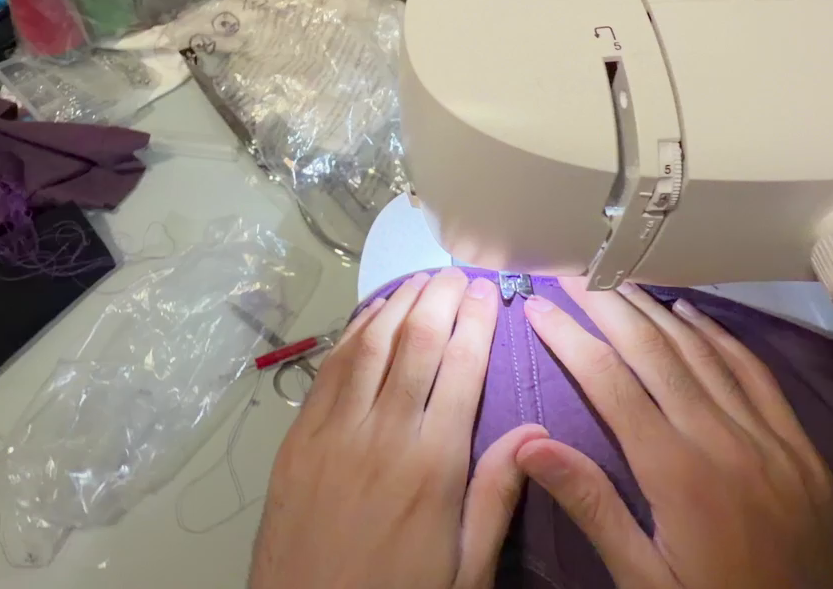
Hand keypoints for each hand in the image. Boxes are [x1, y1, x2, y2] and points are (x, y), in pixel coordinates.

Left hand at [252, 268, 544, 588]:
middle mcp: (385, 432)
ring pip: (372, 343)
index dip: (476, 321)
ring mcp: (335, 428)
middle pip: (417, 341)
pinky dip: (353, 332)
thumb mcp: (465, 570)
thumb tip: (533, 429)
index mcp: (433, 464)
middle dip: (441, 298)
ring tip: (421, 279)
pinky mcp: (299, 435)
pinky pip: (331, 367)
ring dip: (398, 302)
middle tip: (458, 273)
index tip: (488, 291)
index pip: (462, 367)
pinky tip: (370, 314)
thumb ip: (496, 495)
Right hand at [516, 282, 832, 588]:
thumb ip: (592, 507)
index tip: (536, 306)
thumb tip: (527, 444)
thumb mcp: (648, 584)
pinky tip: (691, 313)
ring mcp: (767, 436)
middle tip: (572, 272)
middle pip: (652, 349)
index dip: (567, 336)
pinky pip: (753, 371)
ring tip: (617, 280)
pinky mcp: (800, 445)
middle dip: (606, 303)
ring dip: (654, 308)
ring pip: (700, 350)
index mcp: (676, 471)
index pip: (607, 380)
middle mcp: (721, 438)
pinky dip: (718, 334)